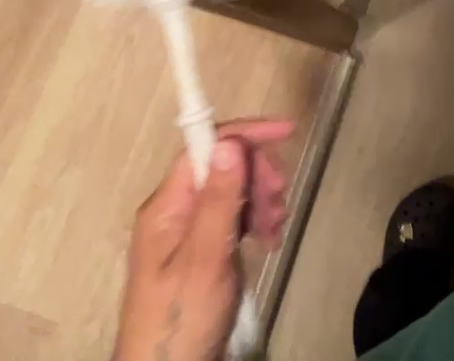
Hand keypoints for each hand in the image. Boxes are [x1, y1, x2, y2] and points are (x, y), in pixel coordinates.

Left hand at [115, 118, 295, 360]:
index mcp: (166, 207)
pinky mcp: (200, 252)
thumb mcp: (205, 260)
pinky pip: (232, 217)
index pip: (205, 147)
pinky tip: (268, 239)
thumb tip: (228, 141)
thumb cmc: (182, 321)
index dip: (245, 135)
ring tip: (276, 229)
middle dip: (257, 175)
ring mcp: (186, 233)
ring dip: (260, 200)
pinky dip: (255, 221)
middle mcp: (174, 212)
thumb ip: (218, 200)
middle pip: (222, 166)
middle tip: (281, 202)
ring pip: (231, 191)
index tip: (287, 133)